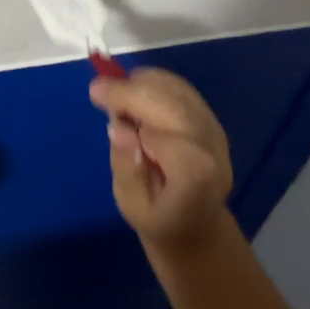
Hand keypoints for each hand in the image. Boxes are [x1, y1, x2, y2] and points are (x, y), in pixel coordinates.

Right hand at [90, 67, 233, 253]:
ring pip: (177, 90)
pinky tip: (134, 95)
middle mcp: (210, 146)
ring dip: (143, 84)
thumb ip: (127, 170)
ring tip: (114, 94)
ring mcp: (214, 130)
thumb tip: (120, 129)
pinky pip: (181, 90)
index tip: (95, 96)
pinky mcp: (210, 120)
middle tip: (98, 88)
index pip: (161, 128)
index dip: (129, 104)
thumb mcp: (132, 206)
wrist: (197, 224)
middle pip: (172, 103)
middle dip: (132, 89)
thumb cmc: (159, 219)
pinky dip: (155, 85)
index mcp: (195, 174)